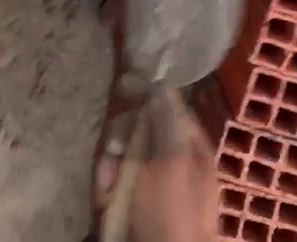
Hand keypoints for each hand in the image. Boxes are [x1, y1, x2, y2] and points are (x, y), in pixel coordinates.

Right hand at [94, 94, 219, 241]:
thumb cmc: (173, 213)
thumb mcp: (172, 162)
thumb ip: (165, 121)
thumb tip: (160, 83)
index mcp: (190, 147)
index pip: (167, 106)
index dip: (145, 95)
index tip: (122, 86)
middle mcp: (172, 160)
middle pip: (139, 130)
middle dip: (121, 140)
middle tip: (113, 151)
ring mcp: (153, 184)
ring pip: (122, 158)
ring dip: (109, 170)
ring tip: (107, 189)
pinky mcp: (135, 204)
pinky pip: (115, 184)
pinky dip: (107, 191)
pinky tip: (106, 202)